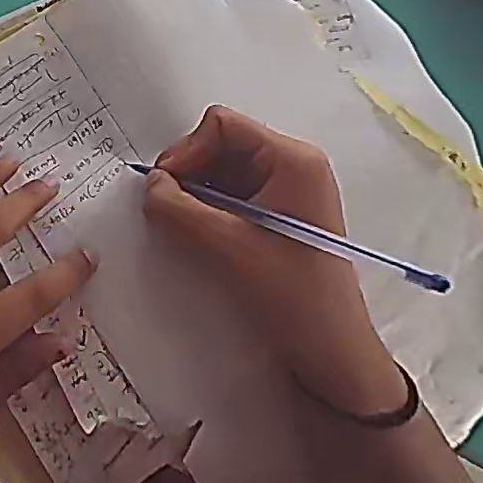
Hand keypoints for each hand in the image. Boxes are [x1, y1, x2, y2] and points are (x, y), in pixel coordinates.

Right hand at [144, 106, 405, 416]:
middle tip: (169, 208)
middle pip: (219, 144)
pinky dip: (205, 207)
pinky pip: (228, 192)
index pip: (223, 126)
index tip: (166, 184)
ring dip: (195, 192)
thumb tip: (151, 183)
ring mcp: (284, 188)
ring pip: (219, 169)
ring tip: (185, 226)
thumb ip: (179, 209)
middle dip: (189, 172)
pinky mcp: (274, 211)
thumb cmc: (294, 298)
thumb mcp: (228, 248)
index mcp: (293, 160)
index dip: (187, 149)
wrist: (332, 357)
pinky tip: (200, 234)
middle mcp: (291, 165)